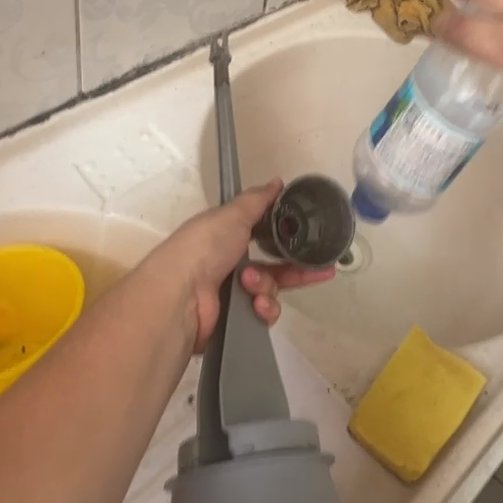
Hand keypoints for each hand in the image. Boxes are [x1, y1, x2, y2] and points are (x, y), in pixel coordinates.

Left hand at [145, 179, 337, 351]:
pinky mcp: (236, 321)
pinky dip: (264, 308)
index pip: (264, 235)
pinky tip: (256, 305)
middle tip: (321, 268)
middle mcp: (231, 265)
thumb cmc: (205, 247)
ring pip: (272, 290)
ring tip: (252, 285)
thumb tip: (277, 182)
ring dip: (269, 286)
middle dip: (296, 268)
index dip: (286, 236)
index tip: (307, 236)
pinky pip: (264, 313)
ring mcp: (234, 295)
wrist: (181, 296)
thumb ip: (257, 200)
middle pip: (275, 266)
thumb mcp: (232, 215)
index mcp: (227, 237)